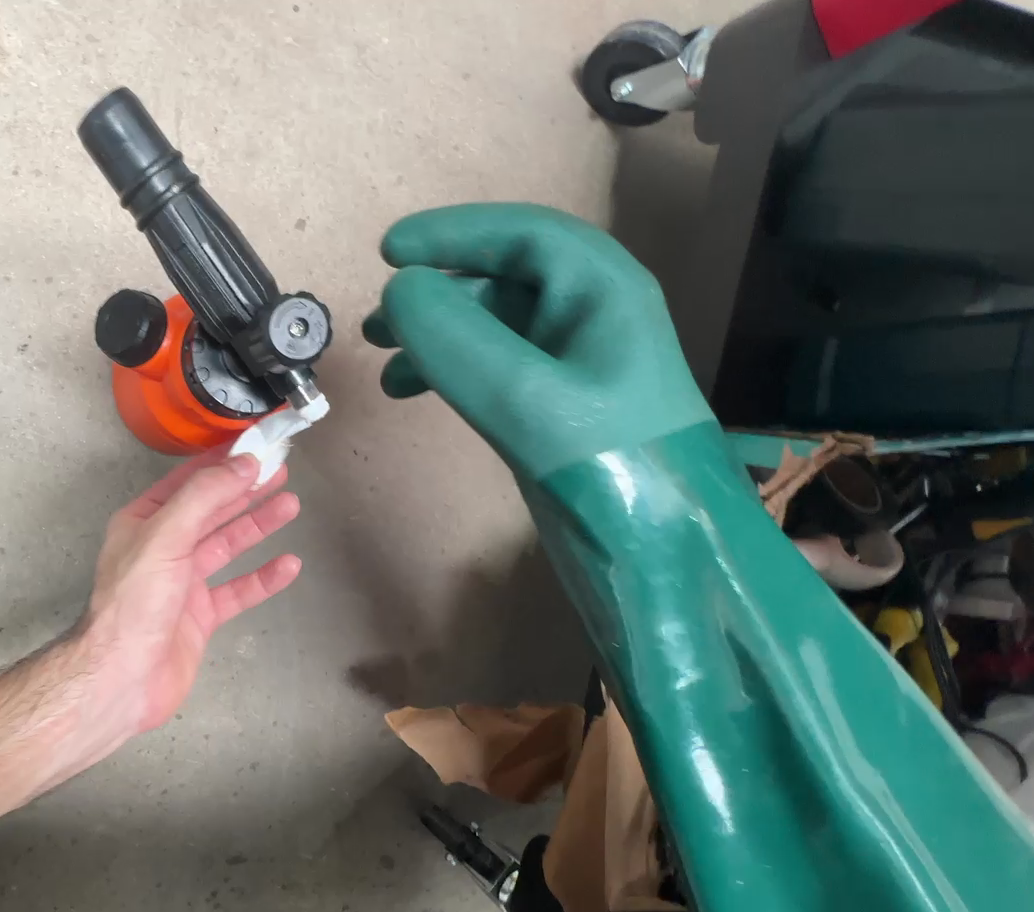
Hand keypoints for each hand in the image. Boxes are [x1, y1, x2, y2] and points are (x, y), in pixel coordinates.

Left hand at [69, 448, 301, 758]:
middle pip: (210, 511)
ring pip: (226, 547)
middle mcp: (162, 548)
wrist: (121, 677)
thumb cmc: (135, 601)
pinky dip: (262, 578)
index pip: (187, 481)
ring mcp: (181, 584)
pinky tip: (288, 566)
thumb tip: (244, 462)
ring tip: (290, 505)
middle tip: (281, 470)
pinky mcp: (199, 617)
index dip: (221, 462)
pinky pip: (237, 590)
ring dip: (257, 526)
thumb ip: (204, 496)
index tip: (256, 444)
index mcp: (143, 523)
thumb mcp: (166, 536)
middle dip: (244, 490)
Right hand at [363, 203, 710, 477]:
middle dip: (433, 293)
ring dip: (433, 336)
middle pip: (499, 279)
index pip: (521, 237)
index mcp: (600, 293)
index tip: (386, 252)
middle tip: (373, 325)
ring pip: (488, 327)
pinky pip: (489, 368)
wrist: (660, 554)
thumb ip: (458, 340)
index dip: (452, 235)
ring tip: (384, 366)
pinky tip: (412, 394)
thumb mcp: (526, 399)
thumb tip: (397, 291)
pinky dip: (447, 373)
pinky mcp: (553, 406)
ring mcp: (570, 364)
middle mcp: (586, 316)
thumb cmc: (606, 466)